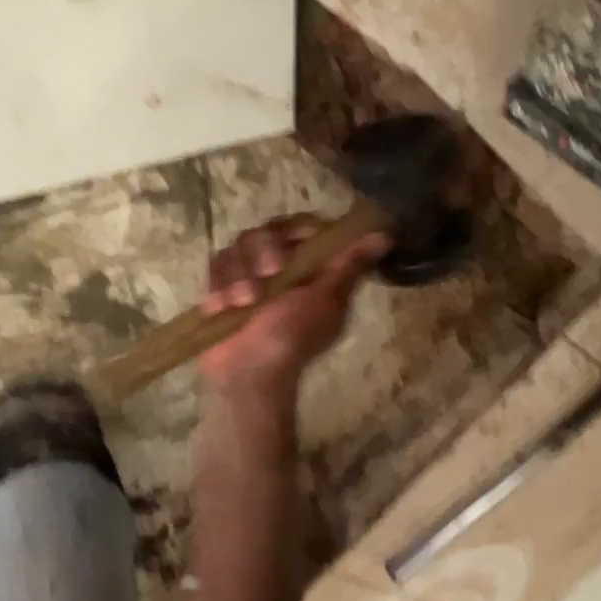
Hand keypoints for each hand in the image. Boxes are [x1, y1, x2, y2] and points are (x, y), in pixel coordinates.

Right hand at [198, 216, 390, 403]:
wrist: (249, 373)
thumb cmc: (293, 338)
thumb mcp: (326, 301)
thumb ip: (349, 265)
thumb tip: (385, 235)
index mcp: (309, 266)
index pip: (303, 227)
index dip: (297, 230)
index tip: (293, 246)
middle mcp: (278, 265)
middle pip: (265, 231)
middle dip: (263, 251)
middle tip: (268, 275)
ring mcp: (246, 274)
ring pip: (237, 247)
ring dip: (239, 274)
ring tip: (242, 302)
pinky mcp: (221, 285)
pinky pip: (215, 266)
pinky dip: (218, 287)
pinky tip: (222, 308)